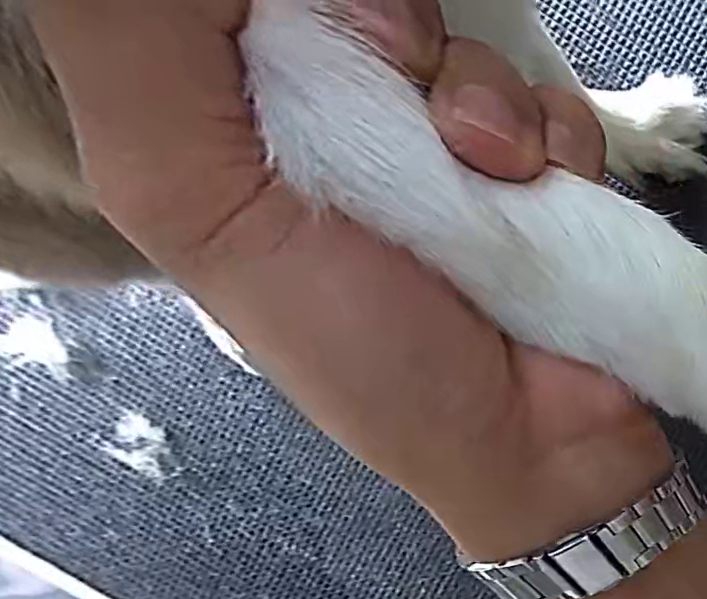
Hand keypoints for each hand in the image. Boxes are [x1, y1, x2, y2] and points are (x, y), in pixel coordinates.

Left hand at [33, 0, 668, 558]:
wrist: (534, 445)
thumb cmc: (372, 358)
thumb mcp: (198, 209)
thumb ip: (139, 51)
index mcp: (257, 125)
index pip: (258, 3)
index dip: (290, 3)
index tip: (318, 44)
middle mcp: (371, 131)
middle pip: (378, 11)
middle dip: (393, 37)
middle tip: (416, 125)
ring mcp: (482, 167)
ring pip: (484, 59)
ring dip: (493, 105)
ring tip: (497, 177)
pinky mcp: (568, 195)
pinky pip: (567, 117)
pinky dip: (565, 144)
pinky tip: (549, 195)